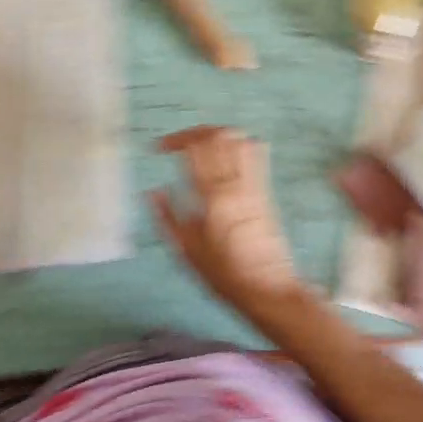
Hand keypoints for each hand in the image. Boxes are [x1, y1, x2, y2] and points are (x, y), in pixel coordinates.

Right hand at [153, 127, 310, 323]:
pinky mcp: (266, 189)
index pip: (196, 149)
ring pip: (239, 138)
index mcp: (213, 197)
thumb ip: (168, 218)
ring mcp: (255, 184)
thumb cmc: (224, 275)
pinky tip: (225, 154)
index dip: (176, 140)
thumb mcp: (187, 252)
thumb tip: (152, 191)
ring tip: (200, 145)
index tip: (159, 148)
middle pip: (219, 135)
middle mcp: (236, 184)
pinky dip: (238, 143)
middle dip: (194, 132)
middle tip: (178, 144)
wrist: (269, 290)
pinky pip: (255, 153)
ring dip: (216, 134)